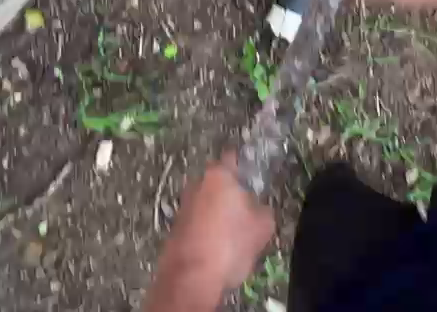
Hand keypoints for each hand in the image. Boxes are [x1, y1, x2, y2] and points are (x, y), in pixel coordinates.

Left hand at [148, 153, 273, 305]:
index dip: (242, 165)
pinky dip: (204, 230)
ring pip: (204, 203)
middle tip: (243, 208)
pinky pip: (195, 223)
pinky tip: (215, 247)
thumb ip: (262, 208)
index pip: (231, 157)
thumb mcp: (263, 225)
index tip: (250, 175)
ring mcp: (182, 207)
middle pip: (216, 181)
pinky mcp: (174, 230)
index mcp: (219, 175)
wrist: (190, 280)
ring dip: (215, 212)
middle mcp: (197, 184)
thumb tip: (256, 208)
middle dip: (228, 191)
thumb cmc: (230, 243)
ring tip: (230, 232)